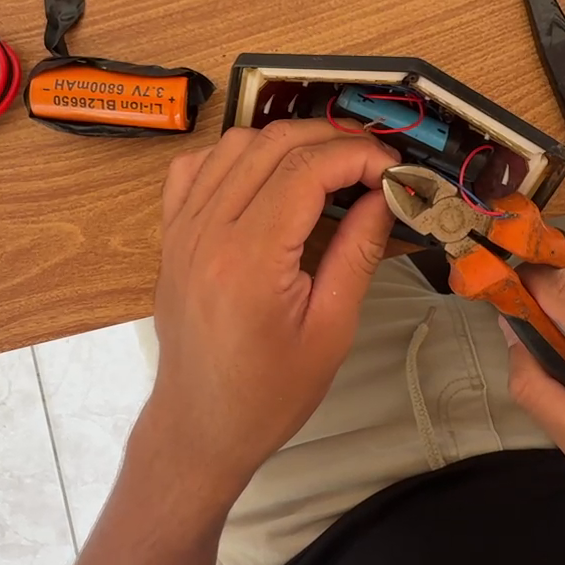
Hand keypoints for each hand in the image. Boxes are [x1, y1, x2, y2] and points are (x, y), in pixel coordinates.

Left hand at [138, 120, 397, 500]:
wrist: (199, 426)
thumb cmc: (269, 393)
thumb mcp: (332, 329)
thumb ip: (358, 252)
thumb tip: (385, 194)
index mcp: (250, 258)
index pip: (308, 169)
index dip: (359, 155)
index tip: (393, 168)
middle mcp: (208, 230)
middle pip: (273, 144)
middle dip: (332, 138)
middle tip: (372, 160)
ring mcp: (182, 228)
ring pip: (235, 143)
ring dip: (287, 140)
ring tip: (328, 164)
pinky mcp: (171, 233)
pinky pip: (195, 167)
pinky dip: (234, 155)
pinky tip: (263, 175)